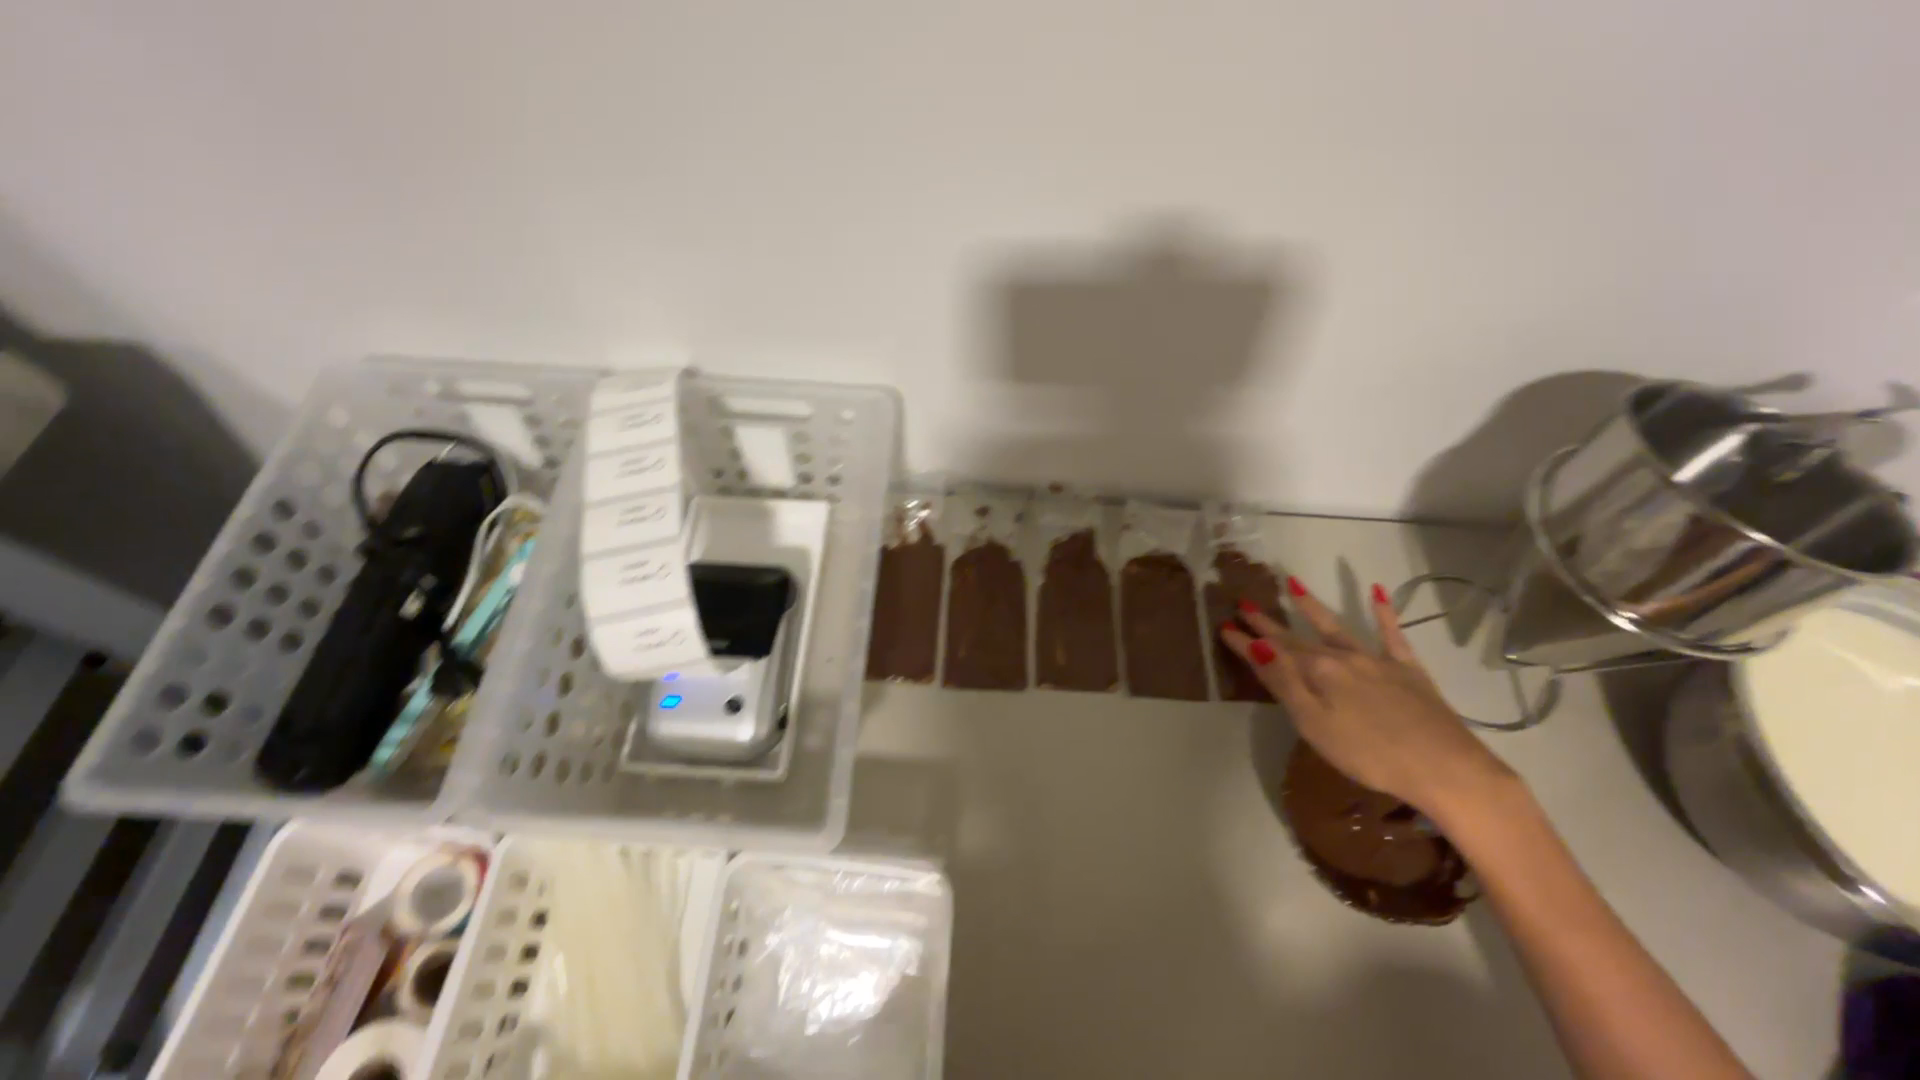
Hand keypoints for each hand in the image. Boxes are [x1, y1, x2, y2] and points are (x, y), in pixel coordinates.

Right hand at [1220, 577, 1513, 817]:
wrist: (1444, 766)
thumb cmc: (1369, 755)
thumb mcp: (1314, 725)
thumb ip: (1286, 684)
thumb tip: (1258, 647)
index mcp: (1318, 673)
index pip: (1273, 653)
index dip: (1247, 642)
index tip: (1225, 626)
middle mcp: (1343, 658)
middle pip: (1299, 638)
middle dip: (1269, 623)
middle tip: (1245, 604)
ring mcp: (1377, 660)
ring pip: (1337, 627)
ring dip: (1312, 606)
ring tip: (1293, 584)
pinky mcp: (1407, 669)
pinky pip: (1391, 633)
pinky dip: (1383, 611)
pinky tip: (1377, 591)